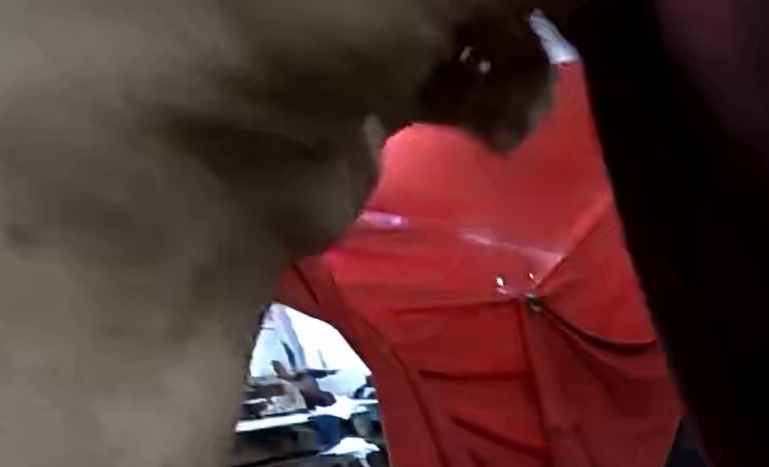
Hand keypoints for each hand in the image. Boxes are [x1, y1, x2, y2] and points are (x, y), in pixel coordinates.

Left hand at [0, 0, 548, 265]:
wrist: (203, 150)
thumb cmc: (291, 28)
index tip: (566, 19)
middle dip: (524, 24)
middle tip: (546, 62)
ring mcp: (359, 8)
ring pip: (479, 29)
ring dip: (516, 79)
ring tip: (510, 120)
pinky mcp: (373, 70)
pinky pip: (460, 77)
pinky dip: (490, 108)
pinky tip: (493, 134)